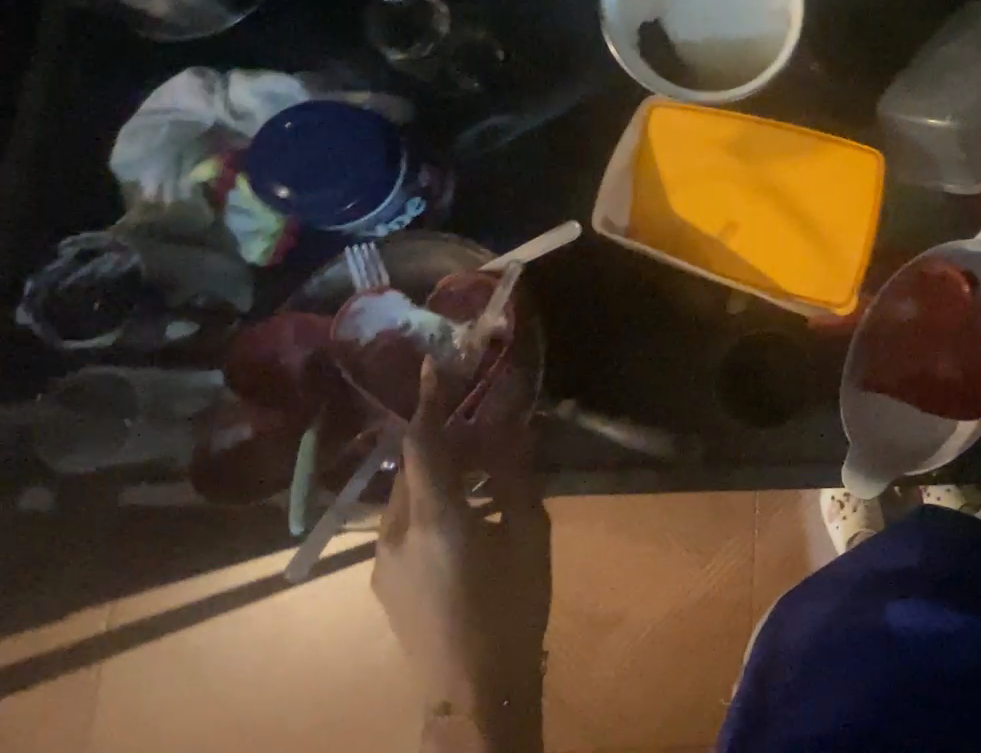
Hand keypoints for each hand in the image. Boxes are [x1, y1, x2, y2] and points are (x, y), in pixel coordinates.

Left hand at [374, 358, 550, 752]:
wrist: (472, 687)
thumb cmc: (513, 606)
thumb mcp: (528, 535)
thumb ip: (515, 477)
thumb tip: (513, 426)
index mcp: (436, 517)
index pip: (423, 442)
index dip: (428, 400)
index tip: (432, 362)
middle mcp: (395, 532)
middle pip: (414, 465)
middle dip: (446, 436)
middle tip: (488, 425)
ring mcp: (382, 559)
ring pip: (409, 494)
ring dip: (442, 470)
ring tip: (484, 468)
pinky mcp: (384, 579)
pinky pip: (406, 522)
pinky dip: (434, 499)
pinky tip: (468, 513)